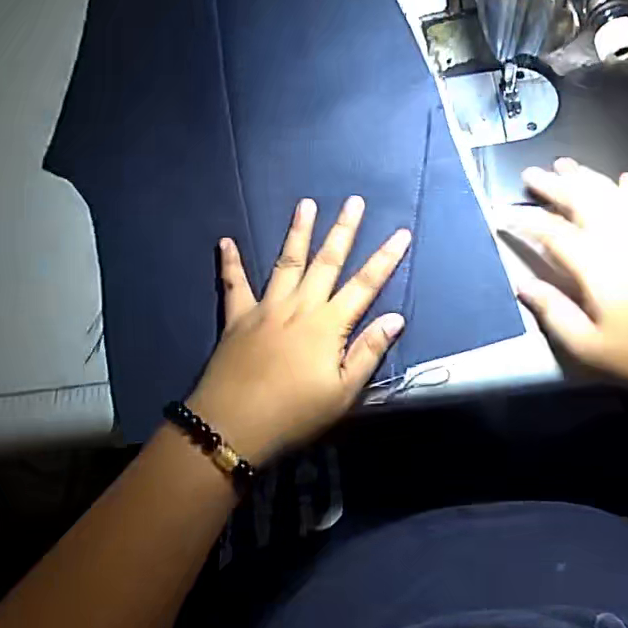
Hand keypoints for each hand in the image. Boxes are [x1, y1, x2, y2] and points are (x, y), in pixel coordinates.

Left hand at [187, 196, 409, 463]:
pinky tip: (225, 241)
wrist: (233, 426)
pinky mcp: (238, 318)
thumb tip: (396, 318)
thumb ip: (368, 351)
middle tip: (354, 201)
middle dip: (343, 231)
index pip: (365, 284)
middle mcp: (300, 307)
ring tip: (306, 204)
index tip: (401, 233)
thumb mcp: (343, 392)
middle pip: (326, 262)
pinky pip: (234, 284)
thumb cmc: (295, 413)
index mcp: (328, 324)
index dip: (385, 258)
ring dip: (298, 232)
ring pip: (286, 262)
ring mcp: (266, 308)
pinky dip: (230, 262)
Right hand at [510, 159, 627, 415]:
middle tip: (531, 174)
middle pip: (585, 203)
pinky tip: (624, 180)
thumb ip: (553, 311)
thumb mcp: (588, 345)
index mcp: (598, 266)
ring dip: (588, 179)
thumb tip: (523, 286)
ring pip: (614, 198)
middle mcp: (623, 242)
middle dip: (555, 187)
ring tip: (566, 165)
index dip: (527, 222)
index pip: (555, 233)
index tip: (505, 215)